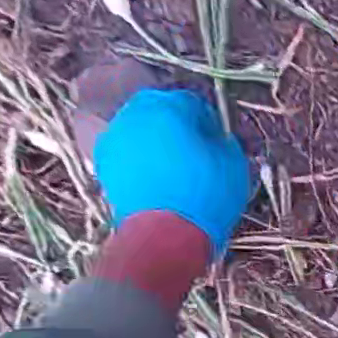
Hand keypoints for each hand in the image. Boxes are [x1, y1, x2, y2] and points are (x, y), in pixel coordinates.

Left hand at [92, 89, 252, 253]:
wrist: (165, 234)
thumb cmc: (204, 196)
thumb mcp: (233, 167)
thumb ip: (225, 143)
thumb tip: (219, 139)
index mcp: (168, 107)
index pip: (192, 103)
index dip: (208, 122)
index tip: (218, 140)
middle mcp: (134, 114)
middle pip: (161, 113)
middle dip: (178, 129)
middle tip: (197, 153)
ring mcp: (115, 138)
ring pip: (142, 132)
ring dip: (158, 144)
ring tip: (176, 169)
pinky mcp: (105, 164)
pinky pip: (128, 154)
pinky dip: (142, 162)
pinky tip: (158, 182)